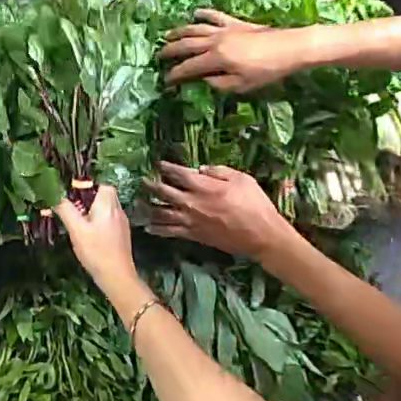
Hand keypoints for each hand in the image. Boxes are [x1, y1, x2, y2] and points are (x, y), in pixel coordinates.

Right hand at [52, 185, 136, 293]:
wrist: (118, 277)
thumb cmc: (96, 251)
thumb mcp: (76, 230)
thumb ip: (65, 210)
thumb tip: (55, 196)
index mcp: (107, 205)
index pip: (103, 184)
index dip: (89, 184)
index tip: (73, 190)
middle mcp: (118, 211)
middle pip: (105, 194)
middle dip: (89, 196)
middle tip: (73, 204)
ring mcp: (122, 223)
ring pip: (107, 207)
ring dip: (94, 208)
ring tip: (78, 217)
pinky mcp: (121, 235)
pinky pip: (109, 218)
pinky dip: (99, 219)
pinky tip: (89, 231)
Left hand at [143, 162, 300, 262]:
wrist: (263, 236)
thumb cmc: (255, 205)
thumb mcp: (242, 179)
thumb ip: (219, 171)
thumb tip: (200, 169)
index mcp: (203, 186)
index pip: (178, 173)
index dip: (166, 167)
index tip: (158, 164)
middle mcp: (191, 202)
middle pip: (163, 192)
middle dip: (151, 185)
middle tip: (143, 181)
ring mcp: (190, 220)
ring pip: (161, 213)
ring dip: (148, 207)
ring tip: (138, 203)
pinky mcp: (193, 235)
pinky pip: (170, 232)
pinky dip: (157, 229)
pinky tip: (148, 227)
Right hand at [159, 9, 304, 90]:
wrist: (292, 47)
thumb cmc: (268, 70)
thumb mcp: (242, 85)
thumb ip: (219, 84)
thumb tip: (204, 81)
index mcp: (216, 59)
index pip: (188, 67)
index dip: (175, 74)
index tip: (166, 80)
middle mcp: (215, 41)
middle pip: (186, 45)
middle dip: (170, 50)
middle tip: (159, 55)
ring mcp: (224, 30)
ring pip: (195, 29)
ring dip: (180, 32)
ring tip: (168, 35)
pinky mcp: (236, 23)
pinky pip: (215, 16)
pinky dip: (204, 14)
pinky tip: (196, 14)